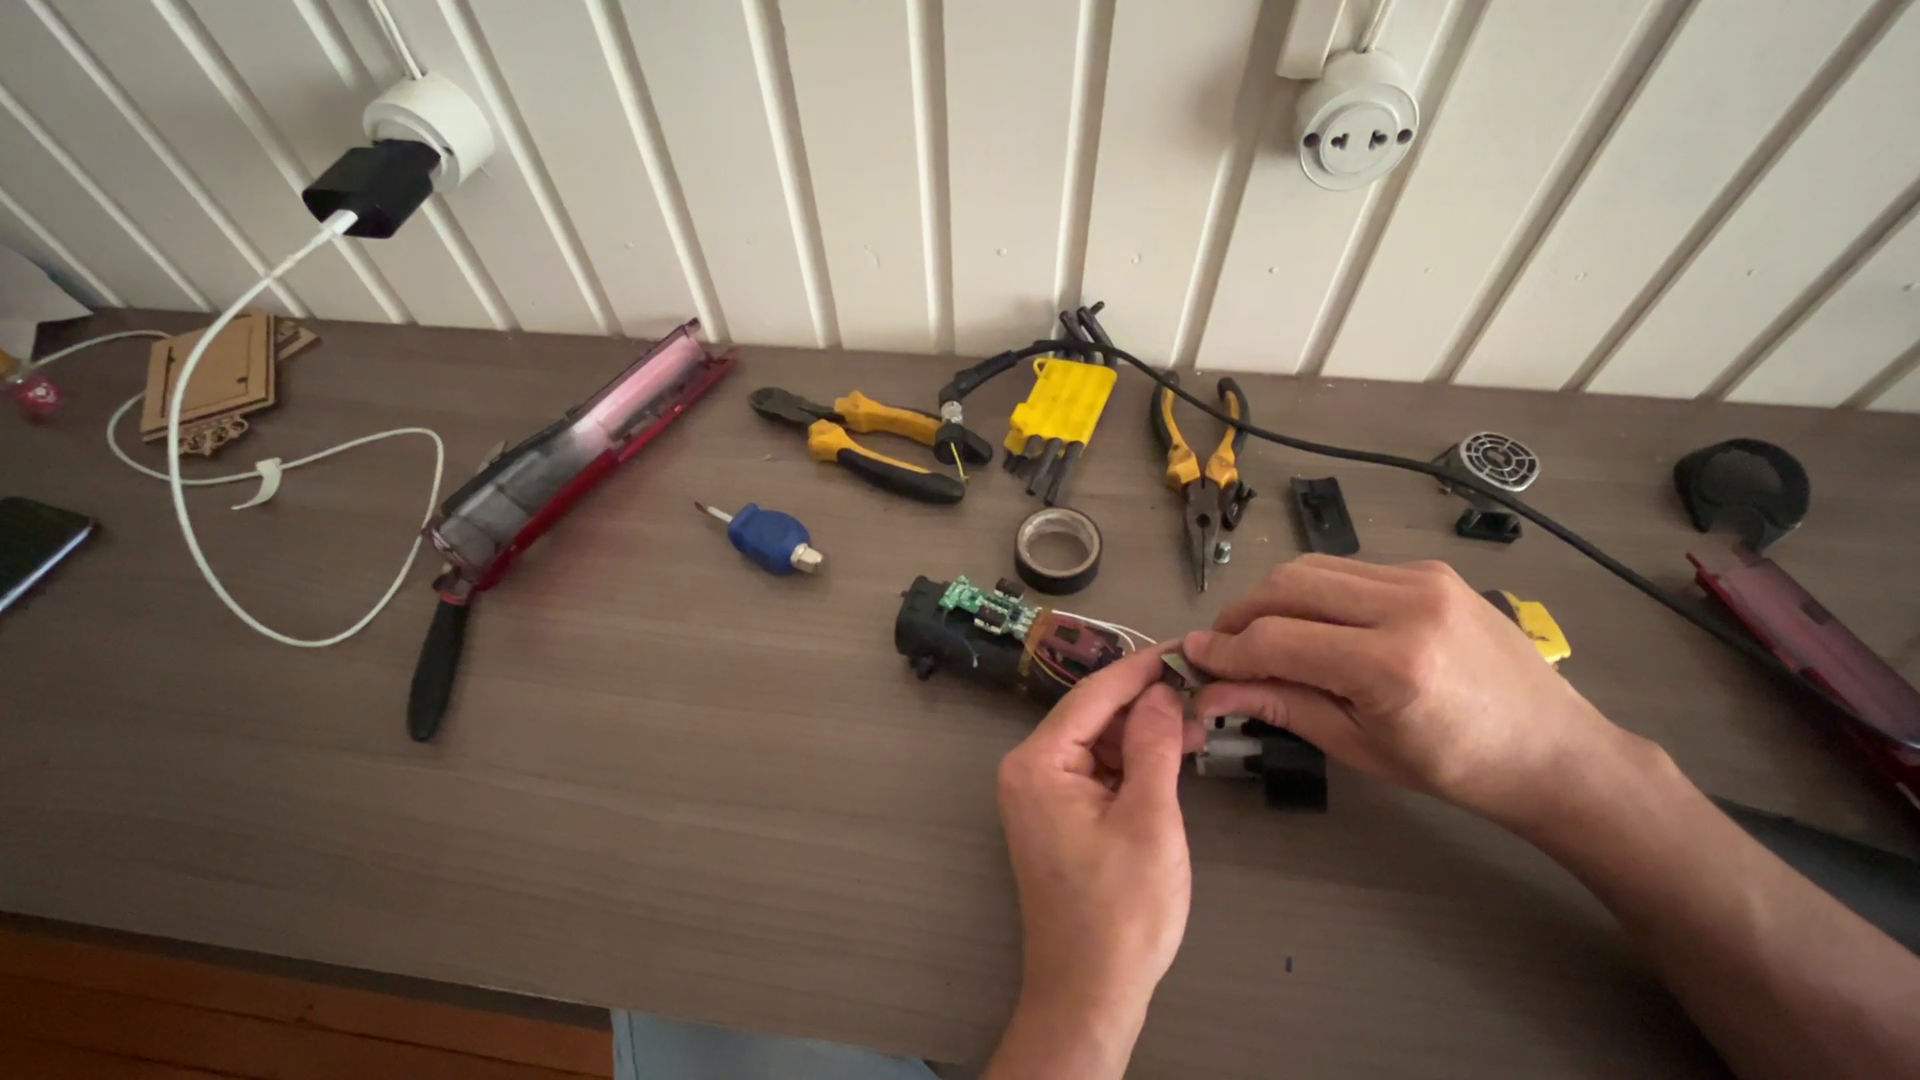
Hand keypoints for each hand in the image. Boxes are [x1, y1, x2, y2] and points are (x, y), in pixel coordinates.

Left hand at [996, 645, 1197, 1021]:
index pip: (1092, 695)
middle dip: (1146, 704)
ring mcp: (1041, 794)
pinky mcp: (1058, 816)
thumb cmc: (1121, 911)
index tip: (1183, 647)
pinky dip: (1132, 763)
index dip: (1140, 669)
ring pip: (1098, 743)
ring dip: (1143, 734)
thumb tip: (1162, 691)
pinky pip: (1097, 771)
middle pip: (1093, 716)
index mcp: (1037, 763)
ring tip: (1196, 723)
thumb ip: (1154, 746)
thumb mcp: (1149, 820)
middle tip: (1200, 689)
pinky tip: (1171, 757)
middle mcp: (1029, 770)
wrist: (1090, 992)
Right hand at [1182, 556, 1623, 825]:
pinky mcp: (1431, 570)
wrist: (1554, 748)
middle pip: (1285, 586)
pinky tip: (1312, 623)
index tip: (1193, 659)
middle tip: (1221, 646)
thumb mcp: (1358, 747)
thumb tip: (1211, 690)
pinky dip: (1312, 591)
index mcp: (1391, 666)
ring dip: (1271, 597)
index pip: (1275, 640)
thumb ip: (1281, 705)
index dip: (1224, 650)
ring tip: (1258, 632)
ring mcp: (1423, 579)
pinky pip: (1347, 569)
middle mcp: (1407, 606)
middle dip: (1239, 614)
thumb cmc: (1455, 767)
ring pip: (1311, 567)